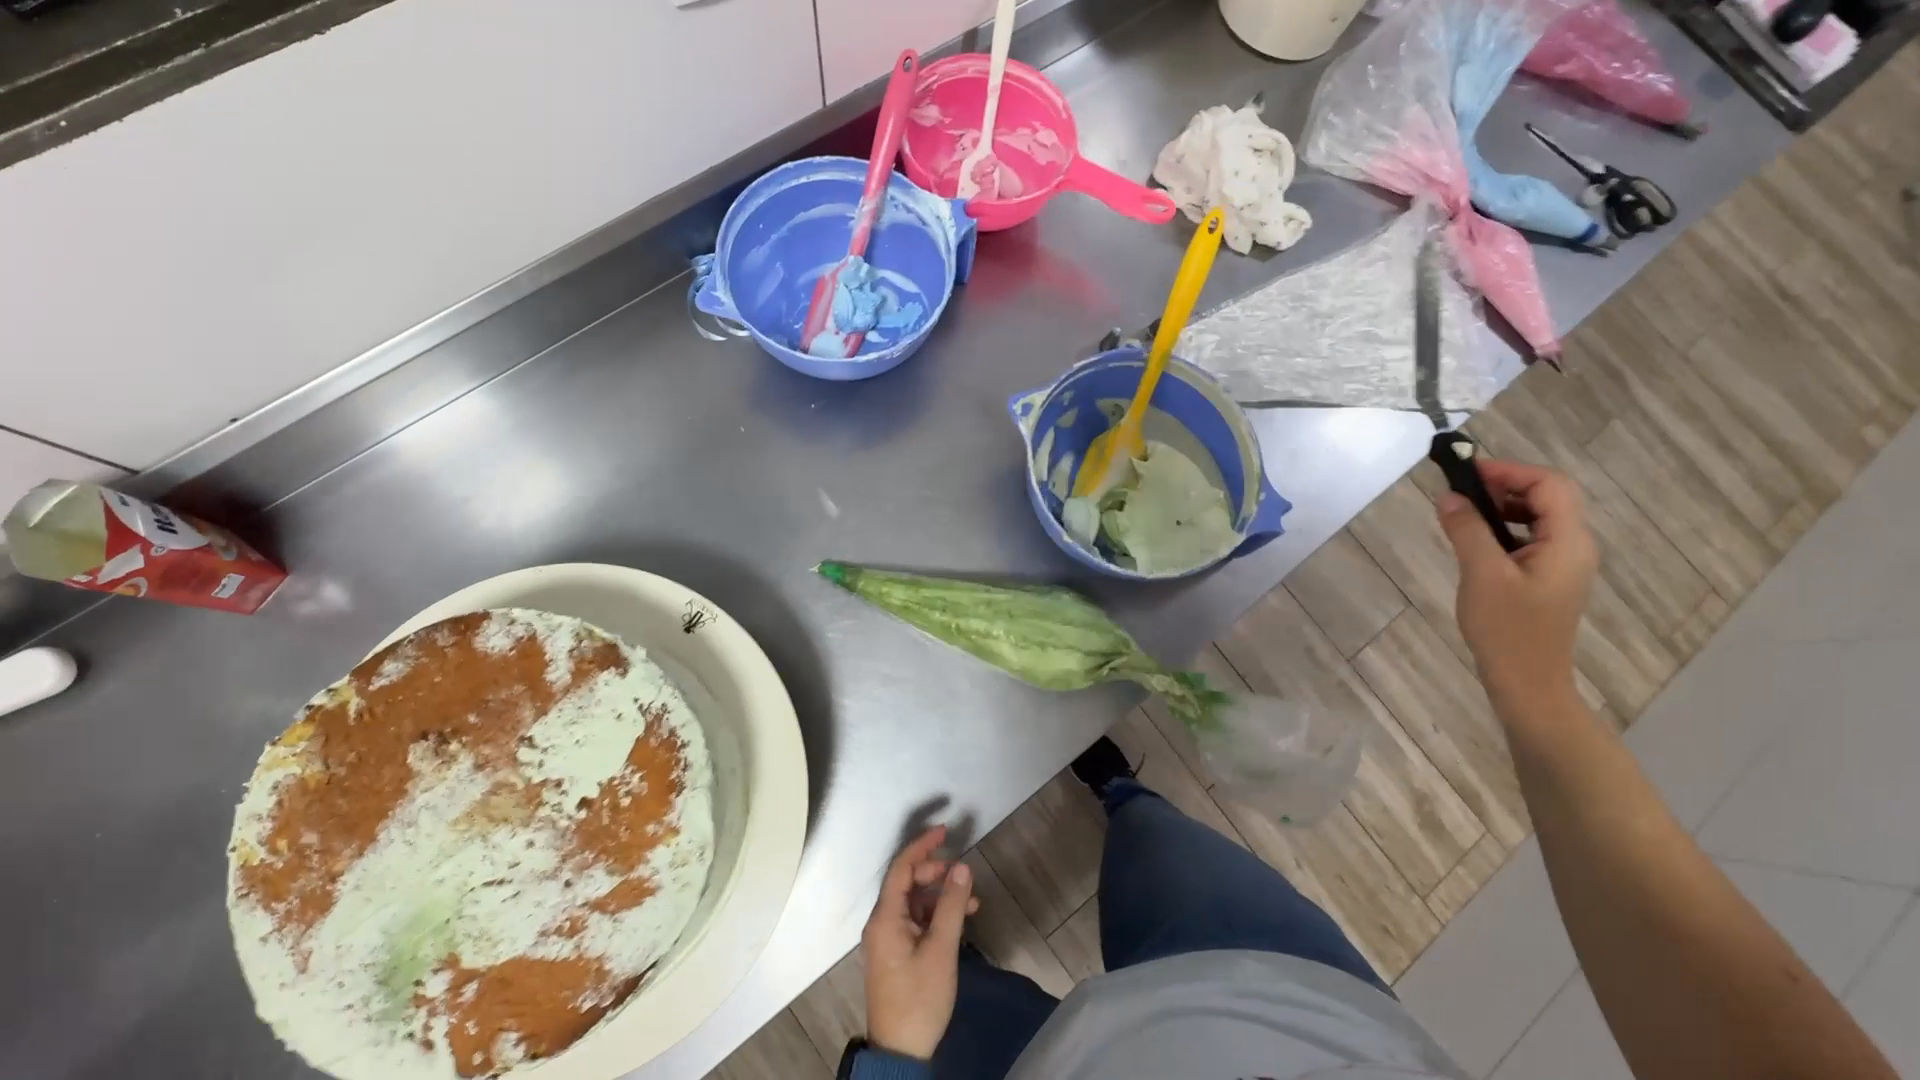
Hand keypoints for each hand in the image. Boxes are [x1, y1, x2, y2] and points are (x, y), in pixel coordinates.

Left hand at [861, 825, 977, 1059]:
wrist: (900, 1050)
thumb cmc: (920, 997)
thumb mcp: (941, 950)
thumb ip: (952, 906)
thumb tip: (962, 868)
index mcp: (885, 918)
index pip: (901, 868)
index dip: (923, 846)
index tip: (945, 830)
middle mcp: (882, 923)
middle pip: (908, 883)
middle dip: (936, 873)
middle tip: (964, 877)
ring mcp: (888, 939)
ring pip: (915, 902)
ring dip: (941, 896)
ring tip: (971, 902)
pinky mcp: (897, 953)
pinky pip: (916, 921)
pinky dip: (937, 915)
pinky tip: (959, 920)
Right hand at [1436, 458, 1597, 710]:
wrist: (1527, 682)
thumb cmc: (1507, 629)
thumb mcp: (1481, 574)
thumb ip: (1467, 530)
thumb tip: (1449, 495)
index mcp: (1568, 541)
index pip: (1549, 484)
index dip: (1510, 471)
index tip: (1467, 472)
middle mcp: (1575, 546)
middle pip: (1548, 496)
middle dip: (1505, 485)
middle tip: (1461, 490)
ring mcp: (1564, 564)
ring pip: (1539, 516)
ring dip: (1503, 506)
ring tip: (1464, 514)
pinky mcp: (1549, 578)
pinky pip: (1531, 538)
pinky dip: (1504, 529)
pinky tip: (1476, 542)